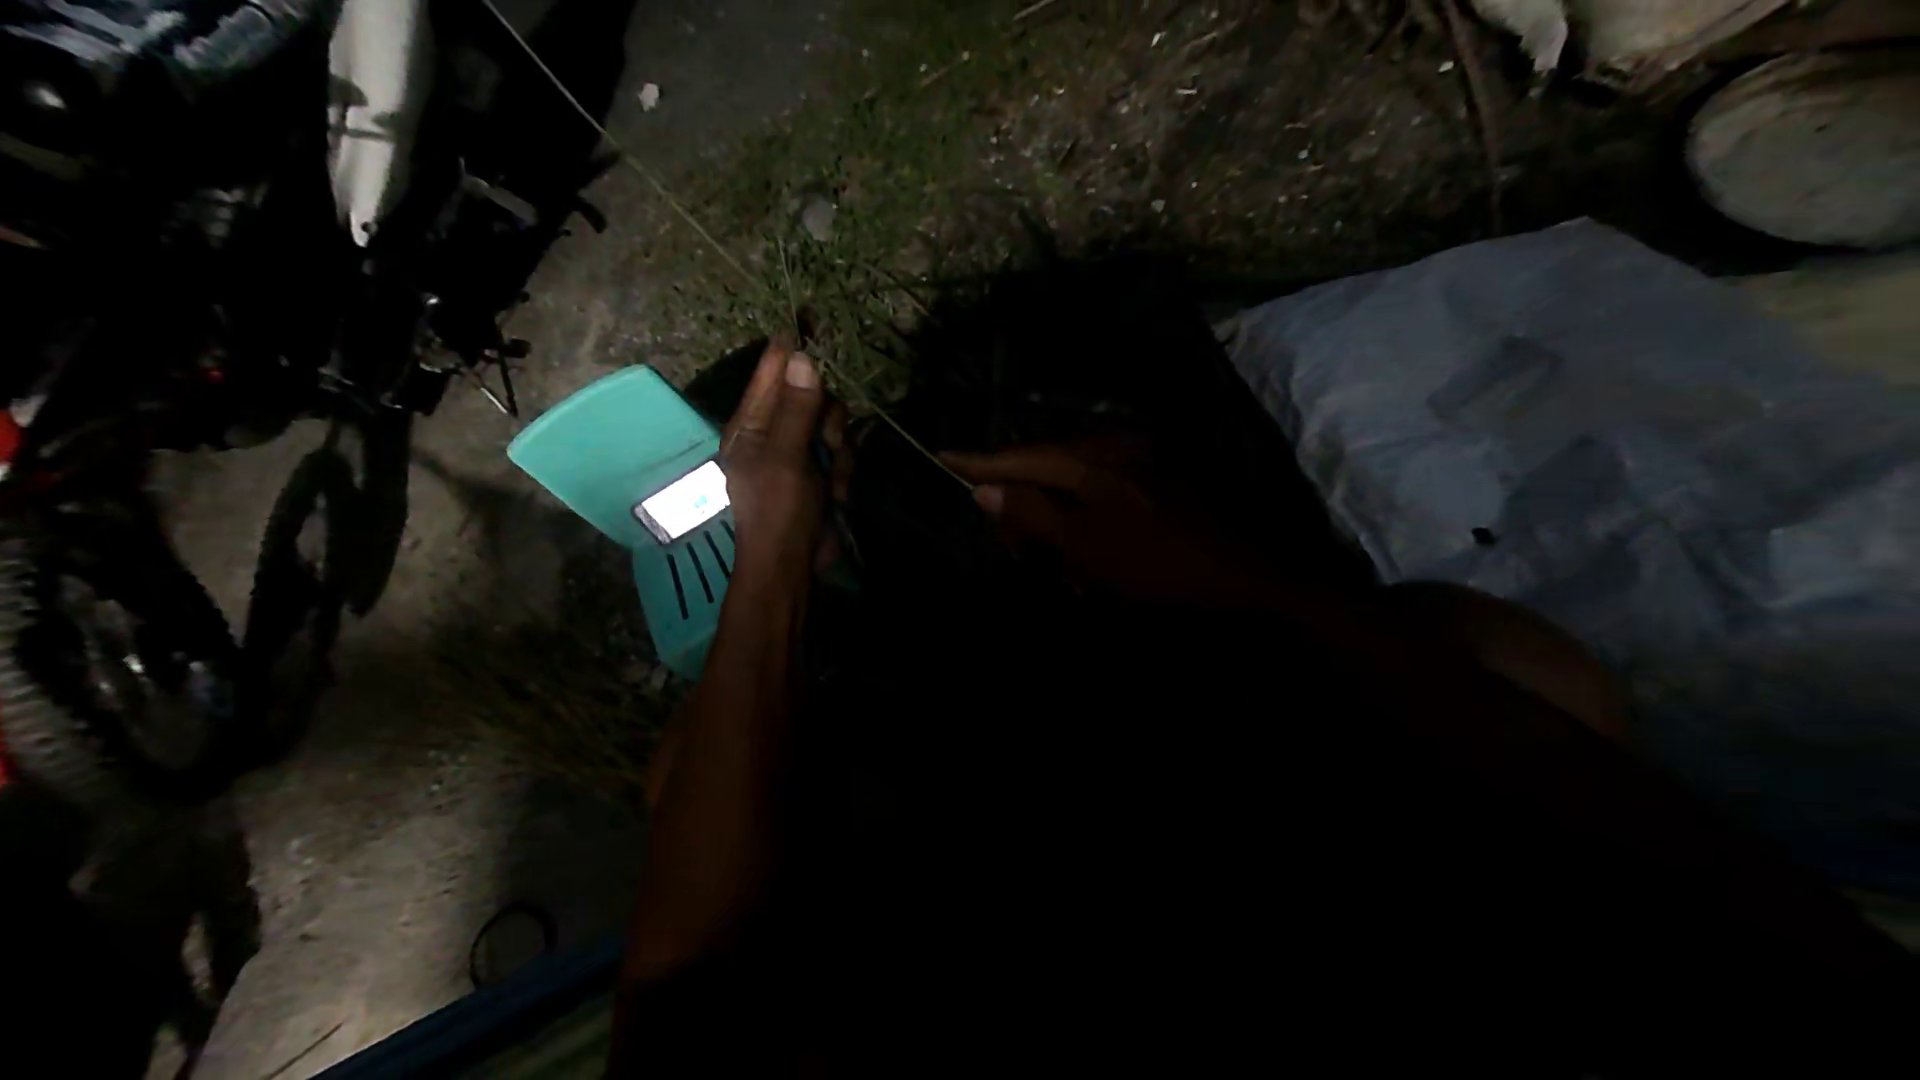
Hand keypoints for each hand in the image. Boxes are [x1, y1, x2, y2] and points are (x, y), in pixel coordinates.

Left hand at [719, 339, 844, 579]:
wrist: (795, 565)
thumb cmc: (778, 511)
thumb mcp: (786, 457)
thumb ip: (796, 409)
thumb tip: (802, 356)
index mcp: (751, 424)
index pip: (771, 371)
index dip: (791, 346)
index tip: (812, 318)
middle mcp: (774, 430)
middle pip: (812, 395)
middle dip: (828, 419)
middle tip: (830, 443)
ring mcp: (800, 451)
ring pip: (833, 424)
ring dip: (840, 452)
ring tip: (833, 480)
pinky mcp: (821, 470)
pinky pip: (843, 451)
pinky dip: (845, 471)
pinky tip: (838, 493)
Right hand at [941, 441, 1282, 607]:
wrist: (1238, 581)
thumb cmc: (1155, 563)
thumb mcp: (1085, 543)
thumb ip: (1032, 512)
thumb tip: (983, 489)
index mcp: (1093, 461)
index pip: (1021, 456)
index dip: (979, 462)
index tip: (941, 456)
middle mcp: (1110, 457)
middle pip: (1042, 475)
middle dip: (1022, 513)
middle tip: (1012, 551)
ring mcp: (1131, 475)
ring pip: (1068, 498)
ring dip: (1054, 536)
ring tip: (1062, 577)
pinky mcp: (1144, 497)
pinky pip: (1094, 512)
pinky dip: (1082, 541)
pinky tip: (1089, 574)